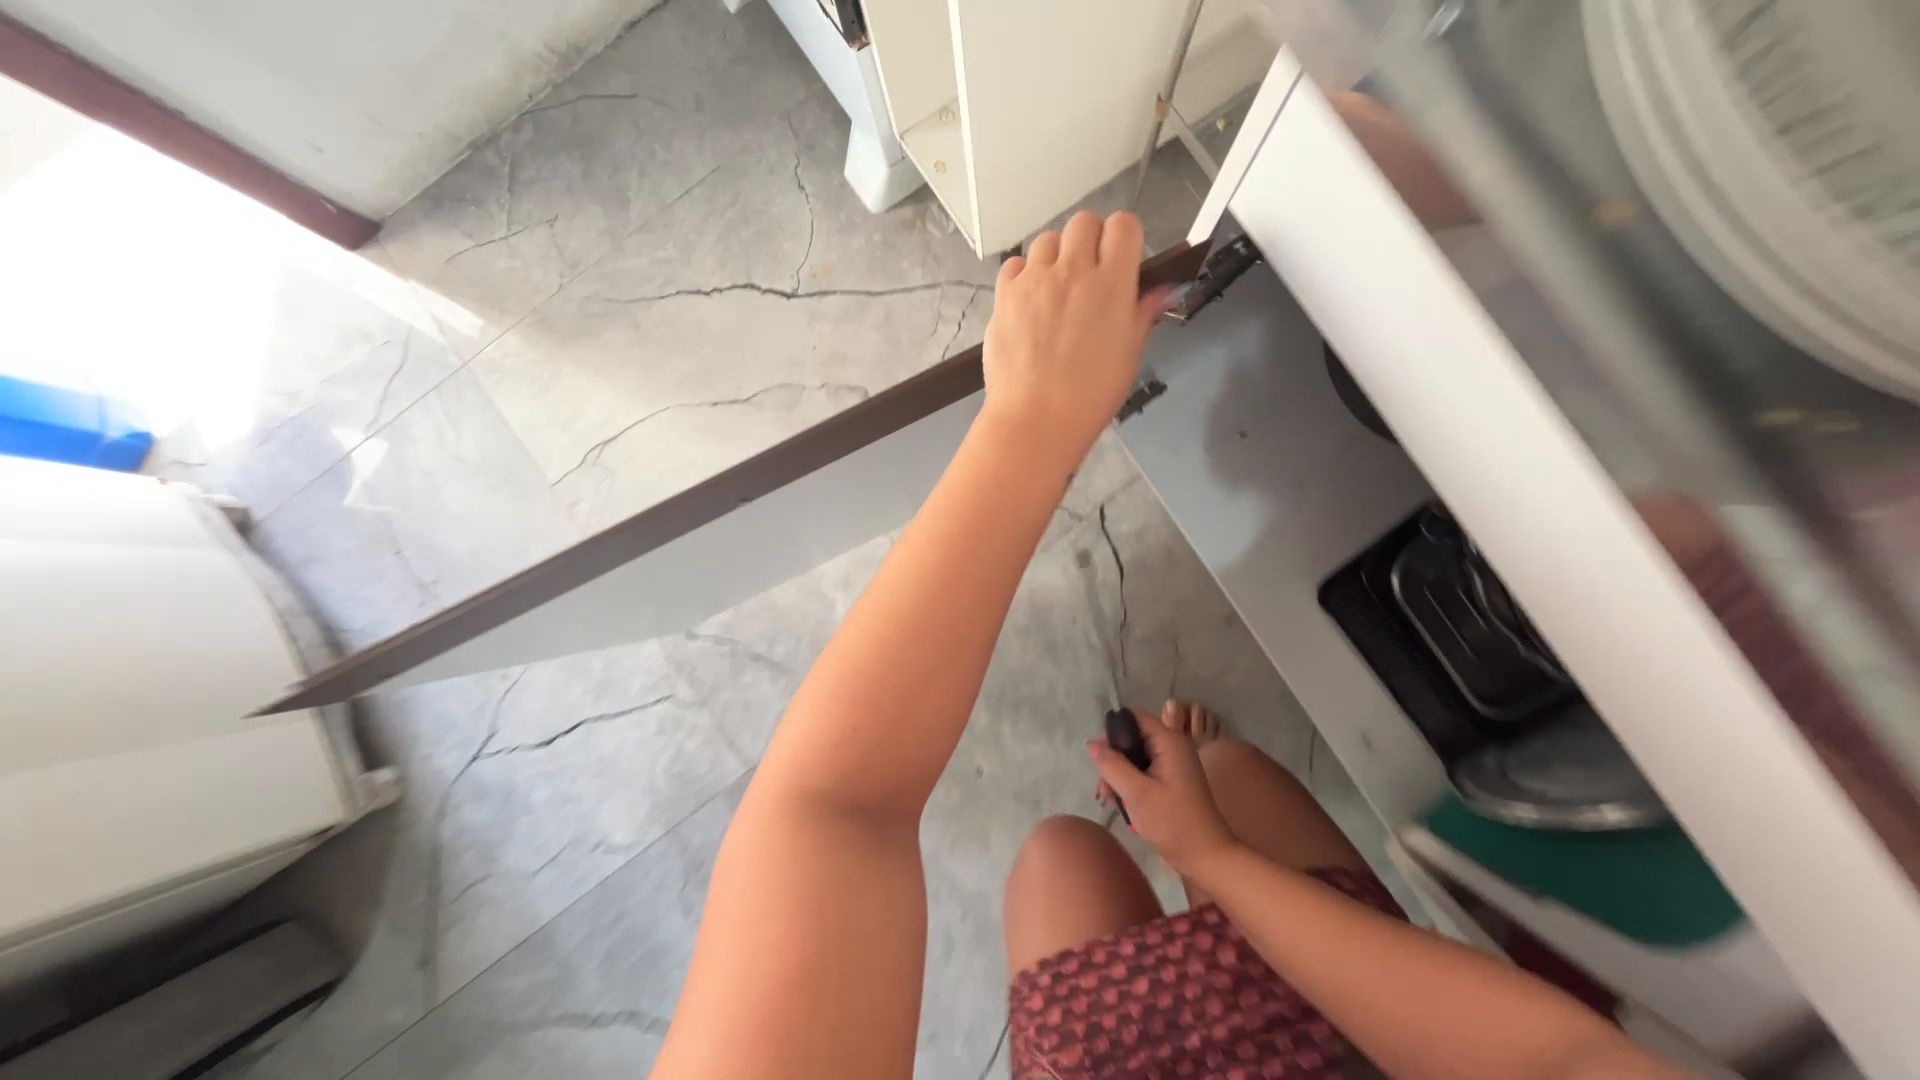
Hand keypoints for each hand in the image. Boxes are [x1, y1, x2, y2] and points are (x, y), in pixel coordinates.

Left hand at [979, 211, 1170, 467]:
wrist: (1036, 418)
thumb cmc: (1091, 394)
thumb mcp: (1129, 353)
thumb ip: (1143, 312)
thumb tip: (1162, 289)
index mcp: (1113, 283)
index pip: (1123, 226)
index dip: (1123, 238)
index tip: (1119, 261)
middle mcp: (1073, 271)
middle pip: (1083, 222)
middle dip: (1089, 240)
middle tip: (1087, 273)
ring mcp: (1035, 281)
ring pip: (1046, 240)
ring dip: (1055, 256)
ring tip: (1055, 290)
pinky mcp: (1004, 295)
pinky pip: (1015, 265)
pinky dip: (1024, 274)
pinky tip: (1029, 301)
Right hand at [1088, 702, 1237, 874]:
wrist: (1206, 856)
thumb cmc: (1173, 822)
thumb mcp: (1136, 793)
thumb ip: (1112, 765)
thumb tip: (1091, 743)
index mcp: (1170, 742)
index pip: (1135, 717)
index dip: (1114, 731)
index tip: (1100, 757)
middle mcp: (1173, 747)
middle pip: (1133, 738)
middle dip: (1113, 758)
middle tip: (1104, 787)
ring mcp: (1173, 765)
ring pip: (1135, 757)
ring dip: (1118, 774)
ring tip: (1109, 799)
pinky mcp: (1171, 781)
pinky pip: (1144, 772)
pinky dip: (1130, 783)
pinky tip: (1121, 803)